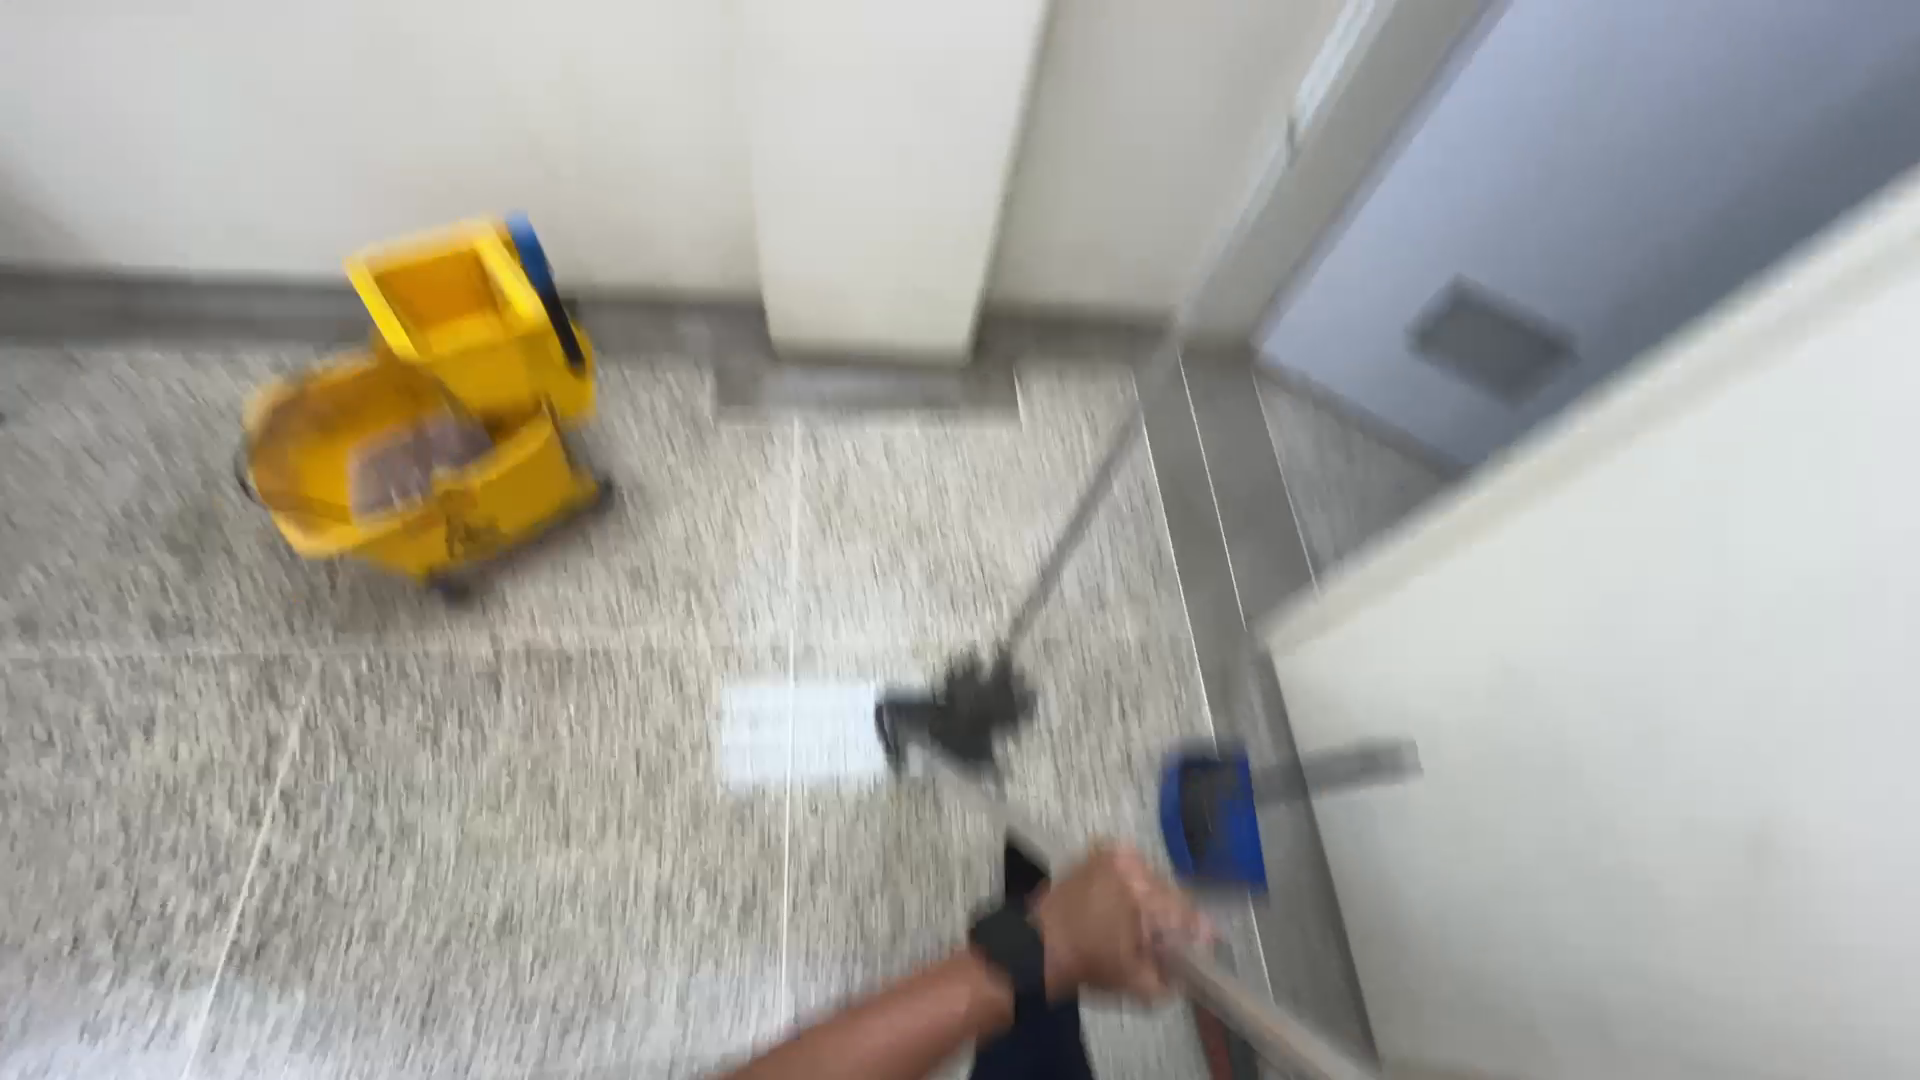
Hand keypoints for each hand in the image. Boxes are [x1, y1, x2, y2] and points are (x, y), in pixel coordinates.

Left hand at [1028, 843, 1212, 1003]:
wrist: (1037, 944)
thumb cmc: (1087, 963)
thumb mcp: (1136, 984)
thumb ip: (1170, 979)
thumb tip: (1183, 971)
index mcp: (1144, 894)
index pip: (1187, 911)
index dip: (1199, 930)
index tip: (1207, 941)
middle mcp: (1130, 864)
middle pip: (1168, 891)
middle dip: (1171, 915)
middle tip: (1166, 938)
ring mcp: (1110, 853)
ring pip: (1147, 876)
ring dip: (1150, 897)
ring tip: (1140, 923)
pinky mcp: (1094, 852)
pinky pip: (1125, 865)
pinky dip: (1129, 883)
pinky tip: (1122, 904)